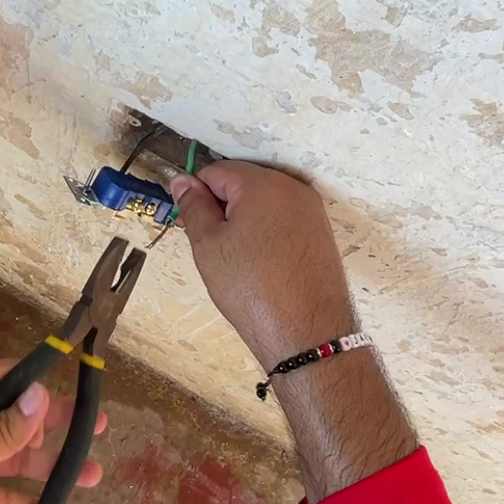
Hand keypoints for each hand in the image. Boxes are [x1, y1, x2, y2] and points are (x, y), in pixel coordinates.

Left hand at [0, 359, 106, 503]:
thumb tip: (43, 395)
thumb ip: (0, 428)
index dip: (41, 376)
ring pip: (15, 460)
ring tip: (92, 475)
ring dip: (50, 466)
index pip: (7, 377)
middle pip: (18, 418)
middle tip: (98, 429)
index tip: (78, 377)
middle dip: (56, 423)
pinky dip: (23, 502)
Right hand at [172, 161, 358, 369]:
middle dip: (223, 207)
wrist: (306, 332)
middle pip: (243, 183)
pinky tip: (260, 265)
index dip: (197, 195)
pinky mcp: (321, 234)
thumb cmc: (251, 286)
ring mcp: (312, 211)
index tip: (191, 225)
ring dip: (245, 221)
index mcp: (262, 183)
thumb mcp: (209, 244)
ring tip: (237, 260)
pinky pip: (284, 221)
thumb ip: (194, 206)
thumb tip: (182, 180)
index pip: (216, 171)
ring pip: (264, 203)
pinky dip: (267, 234)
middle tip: (211, 246)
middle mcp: (292, 188)